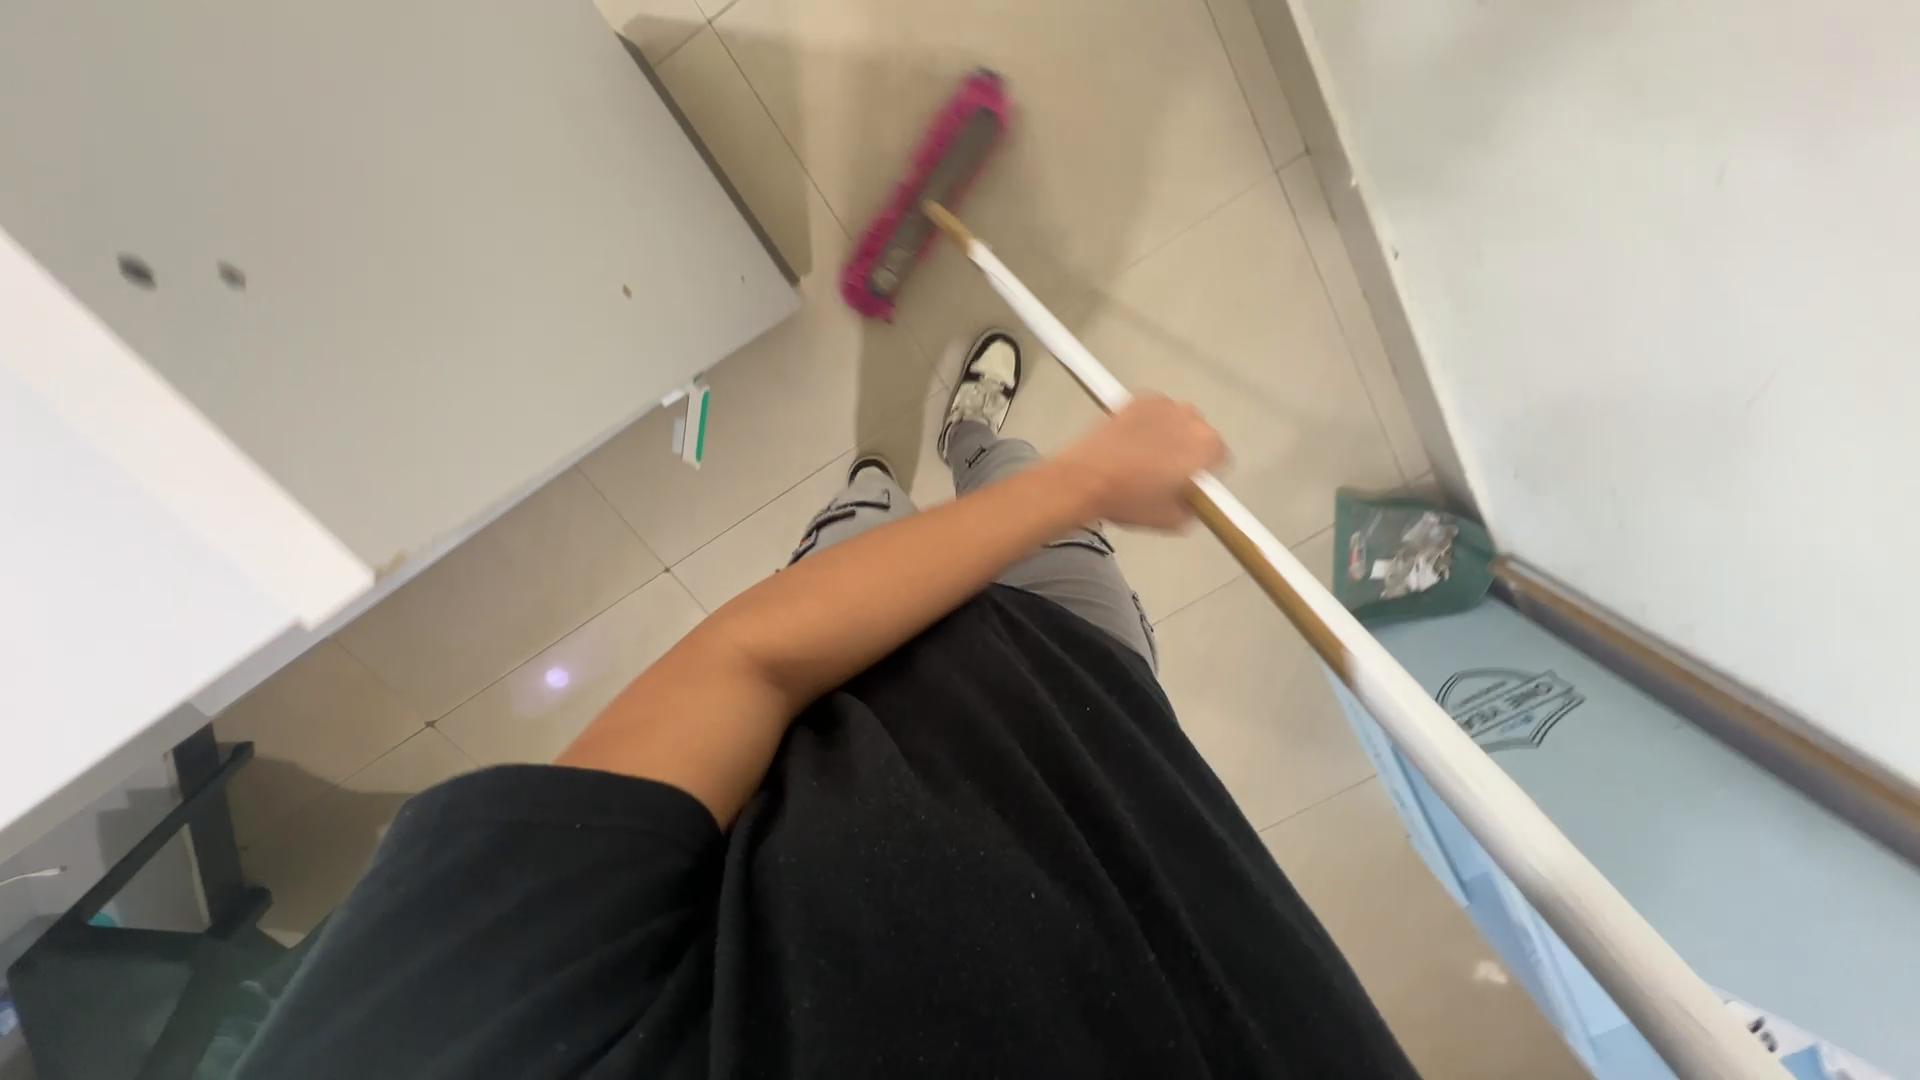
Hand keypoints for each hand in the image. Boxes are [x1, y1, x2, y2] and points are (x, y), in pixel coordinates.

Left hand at [1052, 395, 1225, 528]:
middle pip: (1200, 434)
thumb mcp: (1171, 519)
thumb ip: (1194, 508)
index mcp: (1206, 445)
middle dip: (1188, 450)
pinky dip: (1149, 422)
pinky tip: (1132, 441)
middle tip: (1164, 472)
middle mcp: (1190, 417)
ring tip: (1145, 456)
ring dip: (1170, 434)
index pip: (1221, 457)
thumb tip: (1193, 501)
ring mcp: (1162, 404)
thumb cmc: (1129, 500)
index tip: (1189, 484)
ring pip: (1177, 420)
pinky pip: (1154, 411)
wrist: (1084, 478)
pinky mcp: (1137, 399)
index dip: (1206, 473)